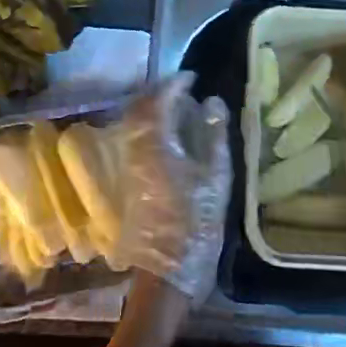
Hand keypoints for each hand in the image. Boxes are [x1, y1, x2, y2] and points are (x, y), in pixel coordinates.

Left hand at [119, 73, 231, 302]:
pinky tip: (168, 131)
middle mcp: (135, 148)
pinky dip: (149, 124)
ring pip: (134, 121)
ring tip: (178, 106)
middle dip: (161, 91)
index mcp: (156, 144)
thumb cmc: (197, 222)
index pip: (160, 100)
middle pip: (140, 106)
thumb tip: (212, 100)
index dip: (176, 83)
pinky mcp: (129, 177)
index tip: (193, 77)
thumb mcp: (217, 176)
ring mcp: (129, 163)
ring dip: (153, 107)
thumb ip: (214, 134)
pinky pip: (134, 136)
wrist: (169, 270)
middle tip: (184, 87)